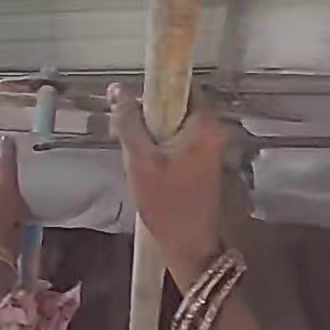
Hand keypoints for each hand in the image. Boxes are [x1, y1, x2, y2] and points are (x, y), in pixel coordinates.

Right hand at [106, 82, 226, 290]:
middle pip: (176, 101)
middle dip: (148, 109)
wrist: (189, 247)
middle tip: (124, 123)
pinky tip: (142, 158)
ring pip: (173, 120)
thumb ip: (128, 122)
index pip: (182, 82)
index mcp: (205, 124)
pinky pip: (176, 136)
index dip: (156, 83)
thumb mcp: (140, 160)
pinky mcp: (199, 159)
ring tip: (129, 142)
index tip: (134, 94)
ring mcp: (207, 145)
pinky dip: (158, 141)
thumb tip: (117, 88)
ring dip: (150, 127)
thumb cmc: (167, 204)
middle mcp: (212, 130)